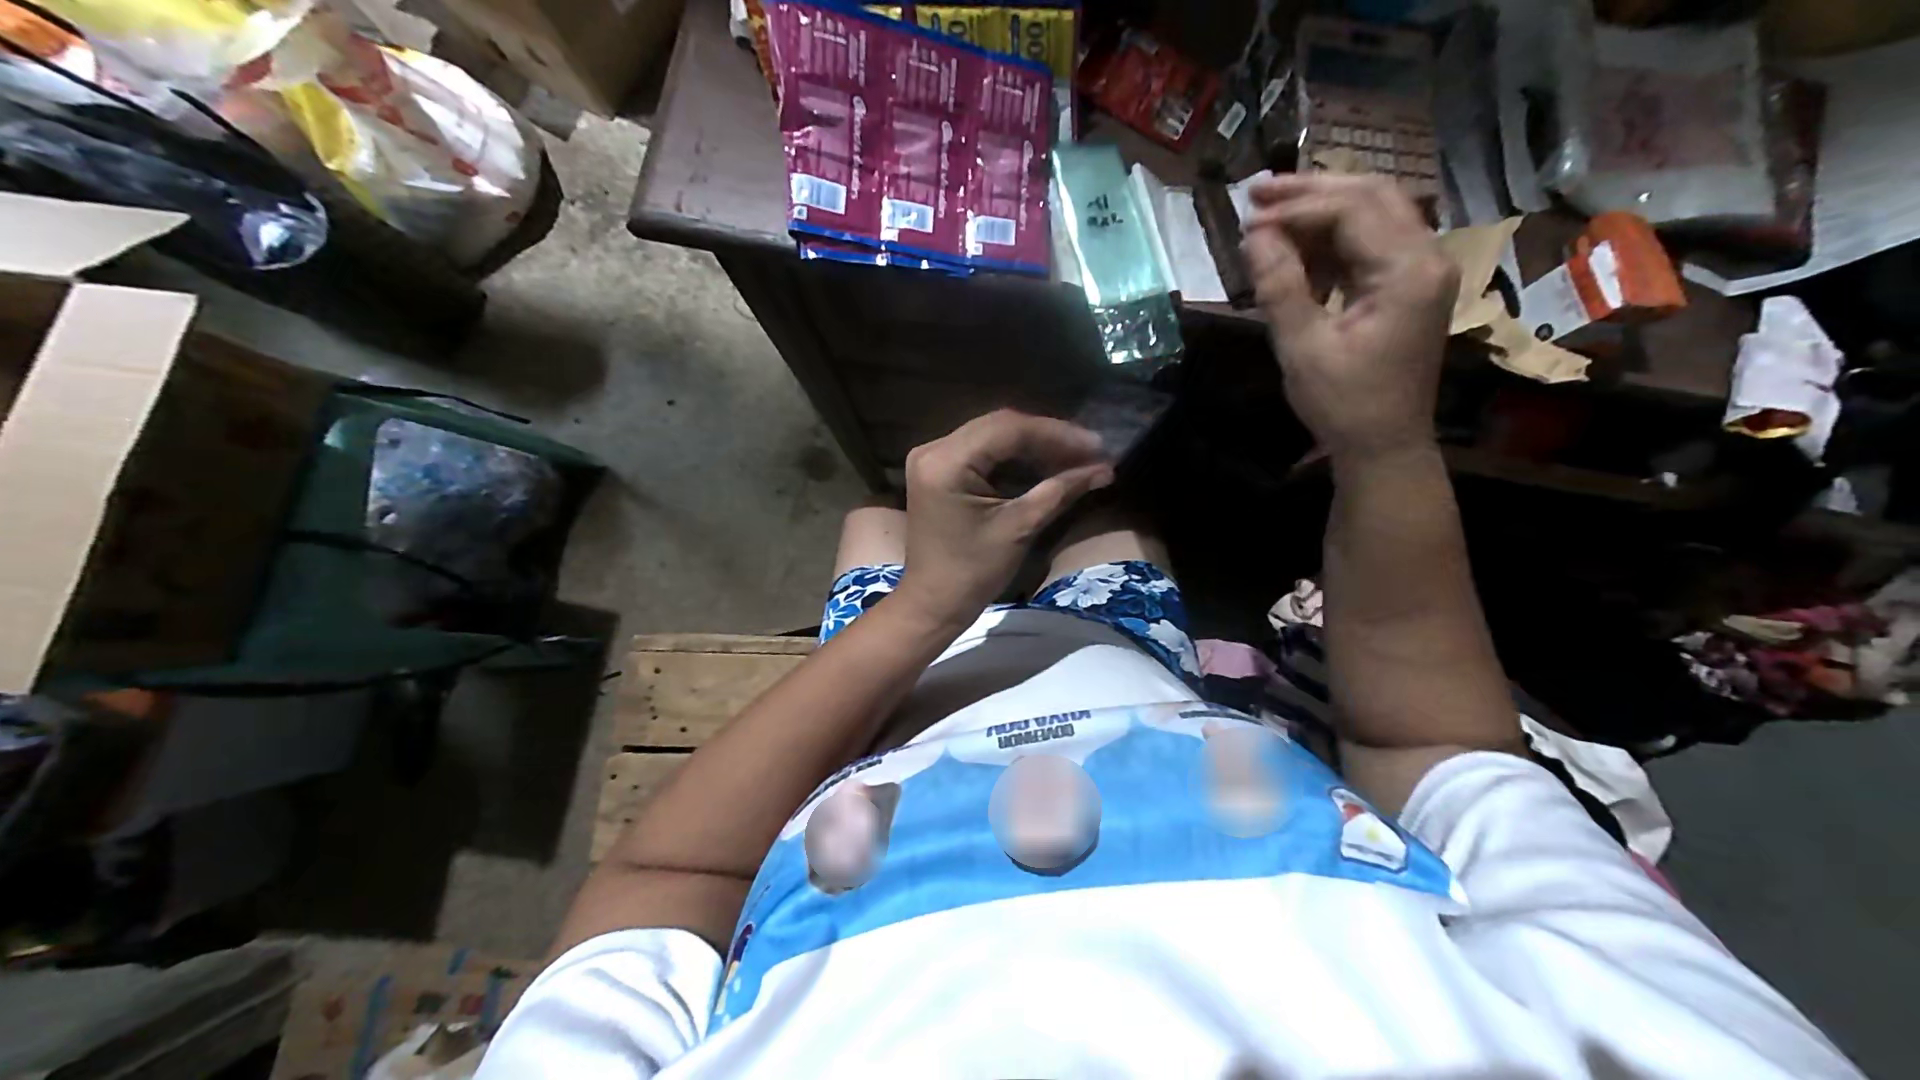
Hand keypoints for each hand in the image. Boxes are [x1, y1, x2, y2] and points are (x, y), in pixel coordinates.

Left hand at [896, 410, 1113, 622]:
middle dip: (1049, 437)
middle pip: (1000, 426)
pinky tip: (1047, 462)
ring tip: (1077, 456)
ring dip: (1035, 444)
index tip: (1097, 446)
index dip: (1057, 434)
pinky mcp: (939, 468)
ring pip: (993, 435)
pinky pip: (983, 449)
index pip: (1008, 430)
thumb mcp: (1020, 528)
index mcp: (945, 462)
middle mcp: (933, 449)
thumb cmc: (973, 572)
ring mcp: (932, 457)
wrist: (934, 602)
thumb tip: (1105, 468)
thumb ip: (1061, 490)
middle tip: (1092, 450)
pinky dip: (1015, 455)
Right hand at [1239, 174, 1457, 463]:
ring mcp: (1421, 270)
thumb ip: (1279, 286)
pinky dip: (1332, 238)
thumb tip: (1253, 236)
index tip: (1248, 217)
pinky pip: (1371, 244)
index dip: (1297, 208)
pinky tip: (1295, 246)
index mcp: (1408, 271)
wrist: (1384, 444)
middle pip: (1371, 197)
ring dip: (1321, 209)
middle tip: (1257, 192)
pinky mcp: (1408, 286)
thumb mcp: (1302, 348)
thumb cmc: (1344, 403)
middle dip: (1311, 192)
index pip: (1353, 210)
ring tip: (1269, 211)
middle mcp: (1426, 257)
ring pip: (1373, 214)